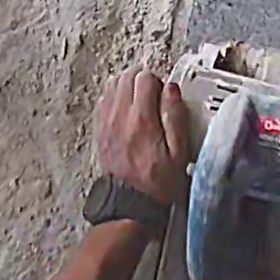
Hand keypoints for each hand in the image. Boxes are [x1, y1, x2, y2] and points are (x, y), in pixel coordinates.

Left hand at [95, 69, 188, 204]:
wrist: (130, 203)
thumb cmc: (157, 181)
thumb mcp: (179, 153)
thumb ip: (176, 117)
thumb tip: (171, 89)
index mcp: (142, 119)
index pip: (144, 78)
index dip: (158, 81)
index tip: (164, 95)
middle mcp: (120, 116)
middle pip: (126, 76)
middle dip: (142, 79)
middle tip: (153, 95)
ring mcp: (106, 122)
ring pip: (112, 84)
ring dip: (127, 86)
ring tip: (140, 101)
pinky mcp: (100, 129)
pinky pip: (104, 100)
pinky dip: (115, 97)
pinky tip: (126, 110)